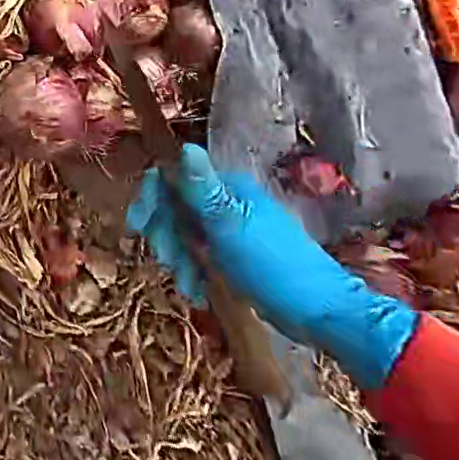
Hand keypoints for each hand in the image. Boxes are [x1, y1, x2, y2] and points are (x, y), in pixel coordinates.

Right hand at [125, 144, 416, 388]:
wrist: (321, 313)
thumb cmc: (275, 266)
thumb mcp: (231, 227)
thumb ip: (202, 189)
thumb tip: (183, 147)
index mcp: (226, 187)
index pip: (173, 176)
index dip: (150, 198)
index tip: (137, 228)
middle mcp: (224, 201)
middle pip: (174, 206)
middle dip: (165, 235)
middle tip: (167, 260)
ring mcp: (228, 228)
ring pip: (183, 234)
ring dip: (178, 259)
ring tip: (188, 285)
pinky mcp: (231, 254)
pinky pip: (198, 256)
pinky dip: (193, 273)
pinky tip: (198, 293)